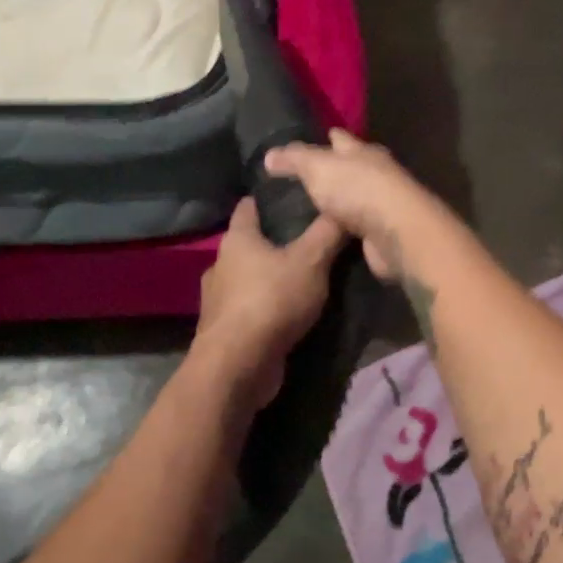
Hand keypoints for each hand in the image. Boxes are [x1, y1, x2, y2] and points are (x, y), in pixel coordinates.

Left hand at [193, 198, 345, 404]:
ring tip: (304, 277)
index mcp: (237, 239)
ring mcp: (219, 300)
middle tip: (311, 238)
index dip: (270, 198)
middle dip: (276, 241)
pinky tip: (289, 312)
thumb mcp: (311, 261)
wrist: (237, 367)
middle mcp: (221, 264)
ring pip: (249, 278)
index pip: (249, 206)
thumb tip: (343, 204)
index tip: (294, 195)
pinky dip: (267, 306)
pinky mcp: (225, 330)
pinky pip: (249, 308)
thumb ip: (328, 231)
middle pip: (250, 243)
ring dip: (270, 277)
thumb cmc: (271, 301)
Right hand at [263, 130, 440, 280]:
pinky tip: (324, 231)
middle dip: (333, 170)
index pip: (342, 139)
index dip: (329, 137)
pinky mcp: (379, 233)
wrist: (395, 232)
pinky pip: (354, 225)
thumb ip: (294, 159)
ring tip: (306, 207)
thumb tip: (269, 155)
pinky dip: (341, 226)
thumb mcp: (318, 166)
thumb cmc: (357, 189)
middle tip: (302, 179)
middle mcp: (377, 174)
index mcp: (364, 152)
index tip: (315, 138)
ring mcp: (380, 205)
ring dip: (337, 201)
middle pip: (351, 168)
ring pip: (353, 198)